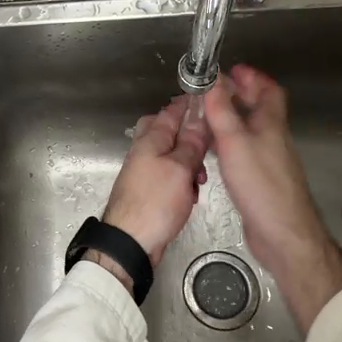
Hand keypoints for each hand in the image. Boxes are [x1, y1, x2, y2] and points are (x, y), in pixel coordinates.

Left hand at [99, 96, 210, 277]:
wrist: (131, 241)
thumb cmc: (155, 202)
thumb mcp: (179, 169)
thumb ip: (190, 144)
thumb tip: (199, 118)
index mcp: (150, 138)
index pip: (171, 111)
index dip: (190, 104)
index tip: (210, 101)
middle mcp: (145, 150)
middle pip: (169, 131)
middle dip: (191, 137)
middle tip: (207, 149)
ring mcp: (146, 170)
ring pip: (173, 155)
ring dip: (190, 164)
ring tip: (199, 180)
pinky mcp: (150, 189)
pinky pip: (170, 175)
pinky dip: (182, 181)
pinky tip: (191, 194)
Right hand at [203, 64, 341, 332]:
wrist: (283, 235)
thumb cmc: (261, 184)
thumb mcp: (235, 143)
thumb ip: (222, 111)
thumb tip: (212, 80)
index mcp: (271, 125)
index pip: (269, 91)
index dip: (253, 77)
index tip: (232, 70)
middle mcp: (273, 140)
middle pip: (260, 109)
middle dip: (240, 95)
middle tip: (214, 90)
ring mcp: (269, 162)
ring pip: (251, 131)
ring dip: (232, 119)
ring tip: (207, 115)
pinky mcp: (261, 181)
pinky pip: (244, 151)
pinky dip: (229, 143)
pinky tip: (214, 150)